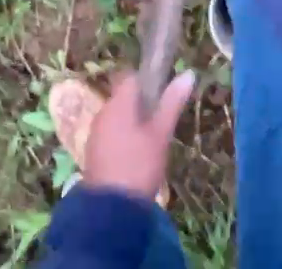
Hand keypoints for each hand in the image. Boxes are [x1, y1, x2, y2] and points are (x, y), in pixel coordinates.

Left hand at [82, 70, 195, 198]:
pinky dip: (123, 137)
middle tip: (162, 120)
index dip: (148, 80)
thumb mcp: (161, 134)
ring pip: (117, 116)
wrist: (111, 208)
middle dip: (142, 104)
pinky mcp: (94, 151)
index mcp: (118, 102)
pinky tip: (136, 155)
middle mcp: (103, 111)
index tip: (164, 93)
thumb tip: (188, 74)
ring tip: (153, 140)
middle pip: (123, 97)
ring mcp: (96, 132)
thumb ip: (172, 103)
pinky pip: (110, 133)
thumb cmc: (140, 164)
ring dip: (133, 122)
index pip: (130, 77)